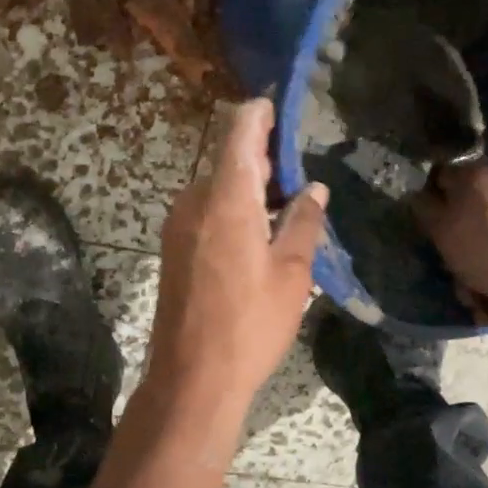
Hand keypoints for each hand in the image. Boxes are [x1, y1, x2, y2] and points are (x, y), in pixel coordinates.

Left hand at [150, 99, 328, 401]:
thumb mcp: (292, 274)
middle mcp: (195, 200)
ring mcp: (178, 223)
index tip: (284, 109)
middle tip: (302, 178)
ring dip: (250, 188)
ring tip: (288, 213)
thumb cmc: (249, 325)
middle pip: (230, 159)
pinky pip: (207, 209)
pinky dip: (233, 208)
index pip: (240, 131)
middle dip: (265, 161)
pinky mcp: (173, 245)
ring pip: (218, 186)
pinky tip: (259, 237)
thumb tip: (313, 190)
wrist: (191, 378)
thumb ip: (303, 223)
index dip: (262, 113)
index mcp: (226, 198)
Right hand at [410, 165, 487, 313]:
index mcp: (471, 176)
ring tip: (475, 288)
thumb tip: (417, 198)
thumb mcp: (444, 233)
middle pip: (466, 203)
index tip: (423, 223)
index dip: (427, 198)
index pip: (439, 177)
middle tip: (449, 259)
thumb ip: (426, 213)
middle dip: (457, 230)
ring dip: (480, 253)